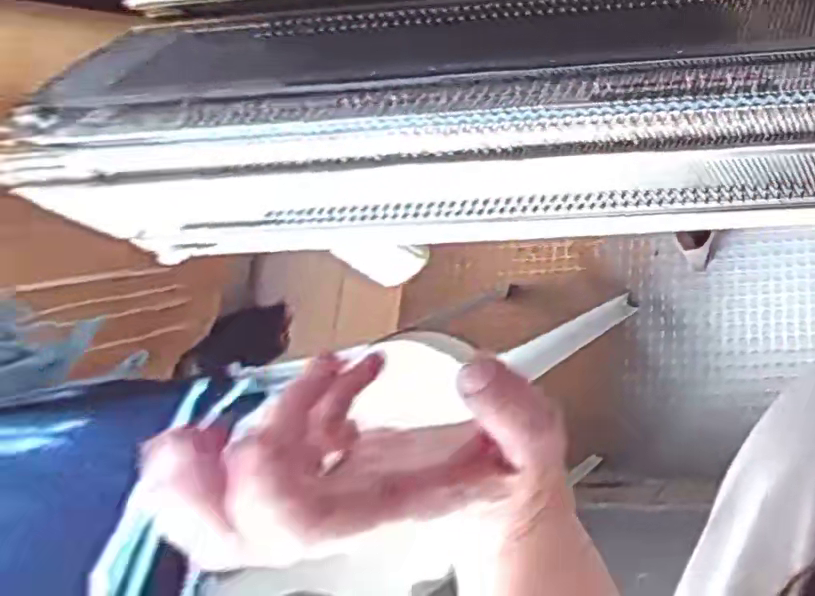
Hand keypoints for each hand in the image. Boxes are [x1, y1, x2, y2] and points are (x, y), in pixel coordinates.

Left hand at [137, 352, 569, 570]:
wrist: (506, 504)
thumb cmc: (515, 477)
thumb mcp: (535, 440)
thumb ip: (512, 406)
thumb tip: (472, 370)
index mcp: (389, 506)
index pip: (300, 522)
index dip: (264, 484)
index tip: (267, 430)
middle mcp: (347, 510)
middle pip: (236, 533)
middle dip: (193, 490)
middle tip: (190, 434)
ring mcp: (336, 496)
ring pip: (240, 503)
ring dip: (238, 441)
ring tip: (295, 376)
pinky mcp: (341, 475)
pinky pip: (291, 454)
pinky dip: (303, 410)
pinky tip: (346, 377)